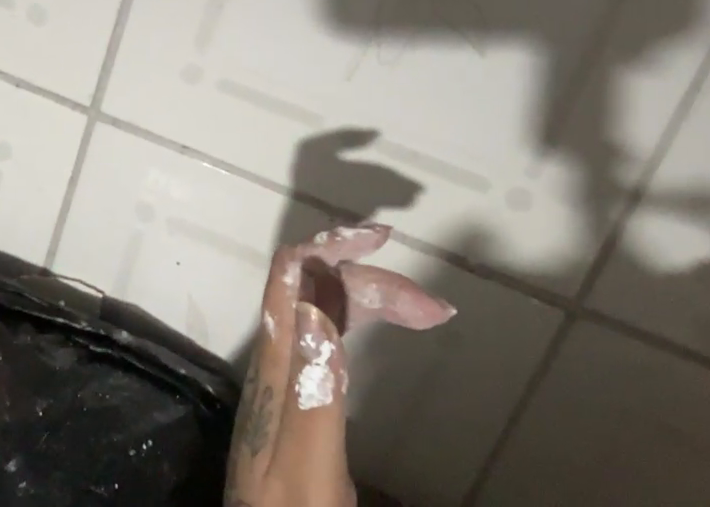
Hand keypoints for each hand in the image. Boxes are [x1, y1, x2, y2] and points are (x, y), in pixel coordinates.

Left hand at [224, 224, 455, 506]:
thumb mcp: (308, 469)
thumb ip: (313, 395)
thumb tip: (315, 303)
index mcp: (276, 366)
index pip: (292, 277)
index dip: (333, 246)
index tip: (383, 239)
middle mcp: (277, 359)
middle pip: (316, 290)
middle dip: (372, 282)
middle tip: (433, 309)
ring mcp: (286, 377)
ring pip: (324, 311)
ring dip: (370, 300)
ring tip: (424, 313)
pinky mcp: (296, 398)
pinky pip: (326, 336)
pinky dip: (358, 323)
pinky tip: (377, 332)